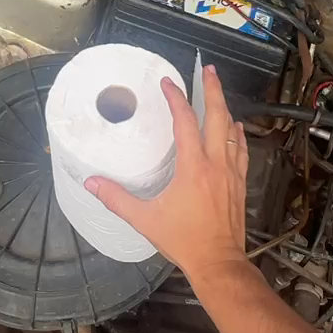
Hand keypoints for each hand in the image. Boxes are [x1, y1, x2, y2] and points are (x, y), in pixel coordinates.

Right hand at [87, 64, 249, 286]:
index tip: (167, 83)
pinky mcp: (239, 183)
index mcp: (193, 167)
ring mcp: (231, 173)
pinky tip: (237, 128)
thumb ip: (117, 199)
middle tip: (207, 69)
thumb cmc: (183, 240)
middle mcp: (215, 164)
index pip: (186, 122)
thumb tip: (91, 184)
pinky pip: (242, 150)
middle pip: (218, 116)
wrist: (219, 263)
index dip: (176, 99)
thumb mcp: (145, 220)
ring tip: (218, 91)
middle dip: (213, 90)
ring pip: (232, 131)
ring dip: (225, 108)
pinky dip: (238, 134)